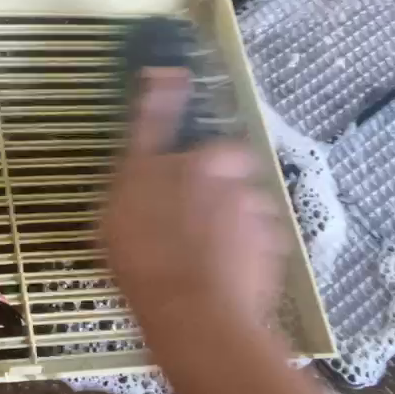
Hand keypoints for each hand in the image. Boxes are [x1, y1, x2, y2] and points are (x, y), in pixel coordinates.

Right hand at [105, 69, 286, 340]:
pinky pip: (258, 236)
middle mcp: (222, 173)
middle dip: (215, 174)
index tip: (172, 76)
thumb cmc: (144, 256)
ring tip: (206, 247)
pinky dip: (245, 246)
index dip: (169, 94)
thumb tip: (156, 97)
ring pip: (243, 199)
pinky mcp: (274, 245)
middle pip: (223, 159)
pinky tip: (224, 268)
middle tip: (190, 203)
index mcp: (182, 158)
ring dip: (231, 213)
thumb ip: (141, 147)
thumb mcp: (119, 202)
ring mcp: (253, 209)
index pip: (169, 113)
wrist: (196, 317)